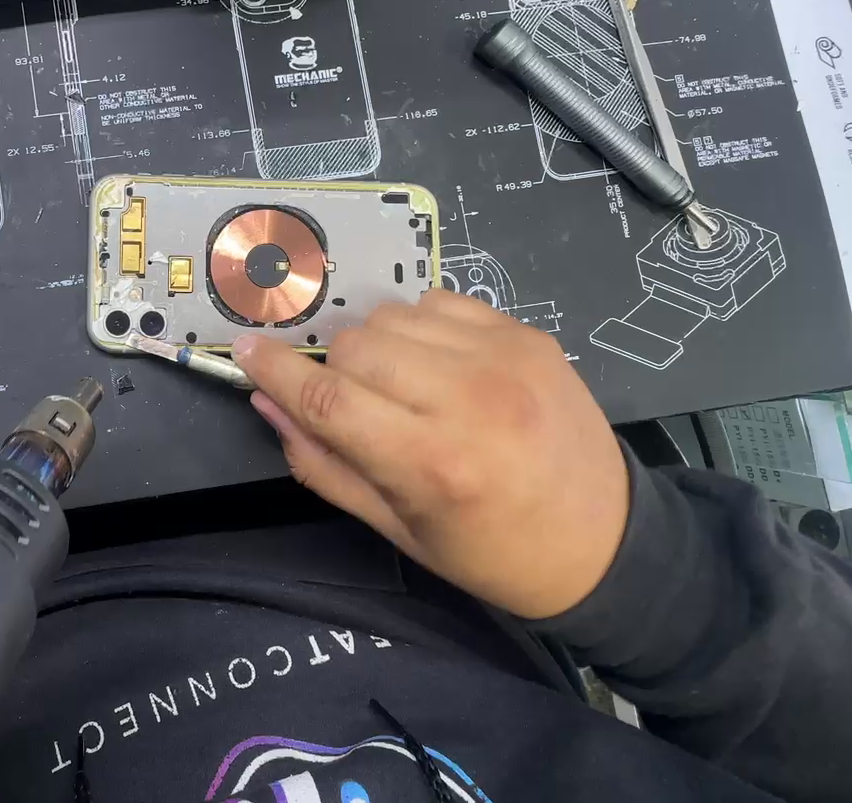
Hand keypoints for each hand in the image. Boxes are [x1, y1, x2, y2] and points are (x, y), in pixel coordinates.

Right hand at [233, 290, 628, 619]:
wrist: (605, 543)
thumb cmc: (487, 551)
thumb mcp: (392, 527)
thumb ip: (319, 461)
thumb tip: (266, 401)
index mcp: (430, 464)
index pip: (327, 398)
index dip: (275, 369)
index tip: (246, 349)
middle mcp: (466, 400)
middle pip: (353, 347)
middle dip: (335, 370)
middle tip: (359, 404)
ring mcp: (503, 358)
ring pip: (389, 316)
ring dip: (376, 347)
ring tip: (403, 384)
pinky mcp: (526, 334)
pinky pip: (435, 301)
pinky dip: (418, 327)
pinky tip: (438, 363)